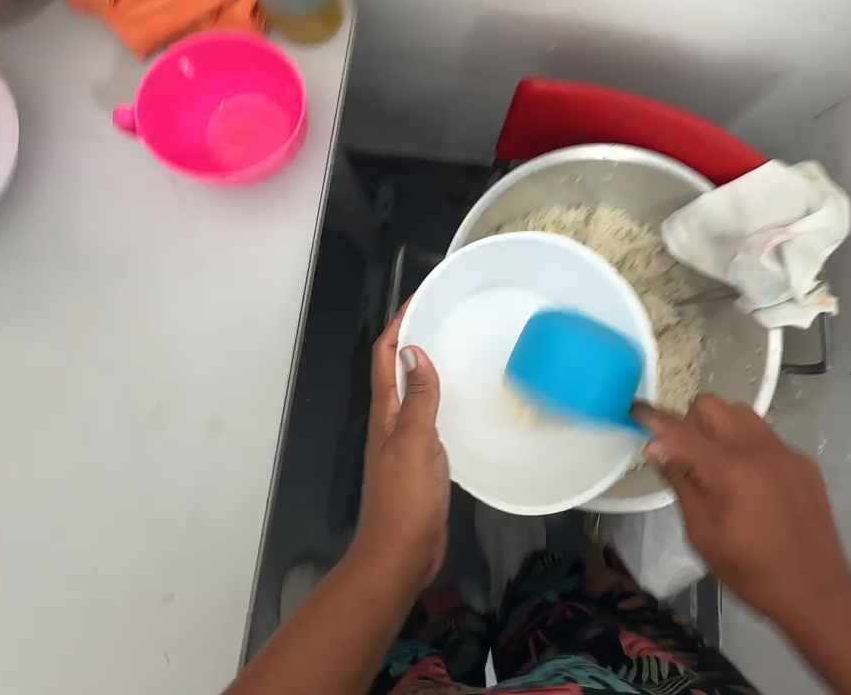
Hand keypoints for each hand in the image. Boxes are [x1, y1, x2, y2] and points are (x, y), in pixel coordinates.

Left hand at [351, 312, 448, 594]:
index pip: (385, 356)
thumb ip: (417, 398)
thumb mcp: (414, 443)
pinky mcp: (423, 459)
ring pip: (415, 391)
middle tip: (446, 314)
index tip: (420, 296)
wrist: (401, 555)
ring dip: (429, 365)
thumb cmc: (405, 498)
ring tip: (459, 346)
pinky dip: (443, 397)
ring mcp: (406, 441)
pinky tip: (464, 399)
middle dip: (415, 337)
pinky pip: (431, 415)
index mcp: (385, 413)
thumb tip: (415, 351)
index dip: (398, 324)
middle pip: (397, 369)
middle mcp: (391, 421)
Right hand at [633, 394, 850, 627]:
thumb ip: (680, 483)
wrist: (817, 591)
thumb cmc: (750, 571)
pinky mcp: (802, 460)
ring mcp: (783, 450)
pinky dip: (749, 447)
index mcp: (727, 468)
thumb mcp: (702, 534)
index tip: (636, 409)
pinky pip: (766, 436)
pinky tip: (755, 484)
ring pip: (741, 412)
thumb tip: (656, 447)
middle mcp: (756, 447)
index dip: (653, 418)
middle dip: (691, 421)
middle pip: (710, 404)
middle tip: (688, 455)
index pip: (679, 430)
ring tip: (721, 465)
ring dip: (721, 427)